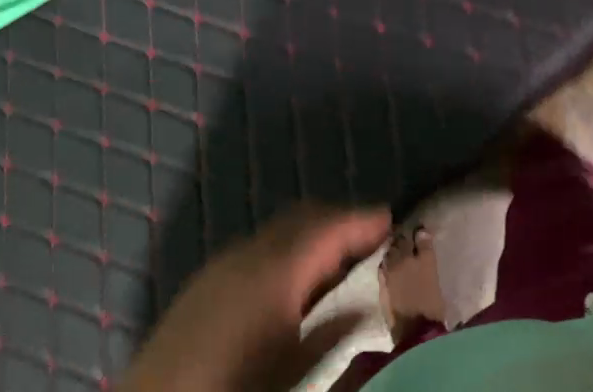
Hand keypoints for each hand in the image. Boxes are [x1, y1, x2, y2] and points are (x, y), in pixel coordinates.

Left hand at [123, 204, 389, 391]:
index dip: (363, 220)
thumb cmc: (235, 390)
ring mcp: (218, 266)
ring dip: (309, 238)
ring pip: (276, 233)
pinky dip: (282, 253)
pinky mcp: (199, 286)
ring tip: (336, 264)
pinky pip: (253, 251)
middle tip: (373, 240)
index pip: (329, 225)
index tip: (393, 221)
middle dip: (338, 223)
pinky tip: (289, 287)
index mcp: (275, 270)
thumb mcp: (296, 375)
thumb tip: (368, 311)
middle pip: (302, 218)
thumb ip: (336, 338)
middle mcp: (246, 254)